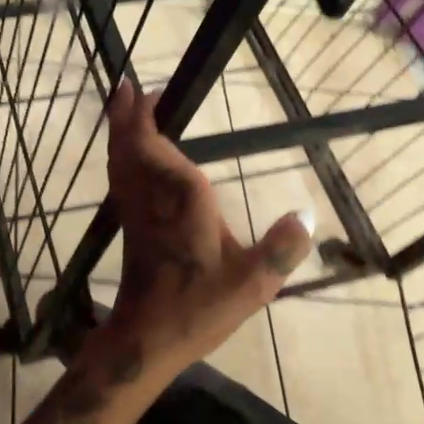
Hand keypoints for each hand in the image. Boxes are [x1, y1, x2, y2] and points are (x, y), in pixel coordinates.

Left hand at [101, 80, 313, 374]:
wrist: (147, 337)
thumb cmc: (198, 309)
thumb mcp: (251, 287)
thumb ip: (279, 251)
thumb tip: (305, 216)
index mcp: (183, 207)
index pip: (164, 154)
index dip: (152, 124)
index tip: (154, 94)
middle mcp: (153, 200)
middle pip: (133, 148)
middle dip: (128, 116)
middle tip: (128, 85)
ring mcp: (135, 211)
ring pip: (121, 160)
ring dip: (119, 130)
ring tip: (121, 103)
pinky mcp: (128, 224)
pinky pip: (118, 177)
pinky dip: (118, 155)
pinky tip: (124, 151)